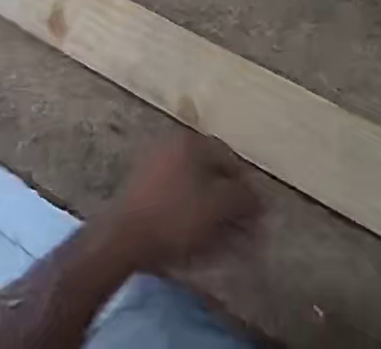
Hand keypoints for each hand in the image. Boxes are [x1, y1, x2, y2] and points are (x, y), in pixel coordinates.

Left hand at [104, 132, 260, 270]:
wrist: (122, 239)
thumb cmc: (175, 216)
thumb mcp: (219, 206)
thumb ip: (244, 197)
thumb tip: (258, 197)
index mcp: (191, 141)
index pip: (229, 159)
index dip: (246, 187)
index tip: (255, 212)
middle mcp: (170, 144)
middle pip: (209, 172)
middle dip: (227, 200)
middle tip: (239, 225)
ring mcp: (151, 165)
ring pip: (191, 186)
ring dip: (208, 208)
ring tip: (219, 236)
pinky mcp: (138, 189)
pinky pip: (173, 198)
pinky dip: (187, 213)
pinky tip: (193, 236)